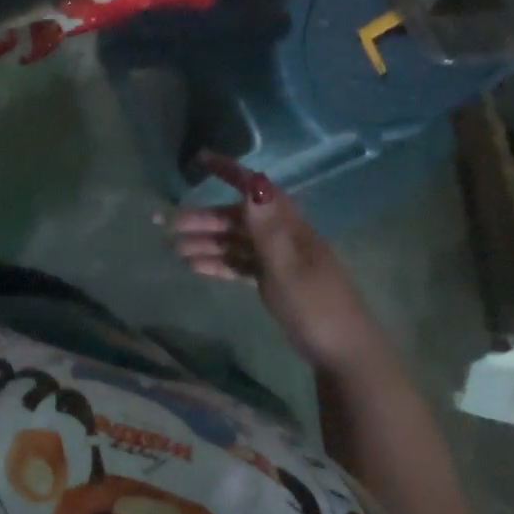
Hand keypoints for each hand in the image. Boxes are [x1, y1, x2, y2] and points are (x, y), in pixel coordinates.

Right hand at [167, 153, 390, 373]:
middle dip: (205, 219)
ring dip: (206, 243)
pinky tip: (196, 267)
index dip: (231, 172)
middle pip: (240, 220)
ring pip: (236, 243)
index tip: (201, 159)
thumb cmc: (316, 309)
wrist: (344, 355)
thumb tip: (253, 182)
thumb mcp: (287, 268)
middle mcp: (286, 240)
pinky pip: (241, 265)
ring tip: (175, 250)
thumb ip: (266, 227)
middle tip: (169, 225)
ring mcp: (281, 262)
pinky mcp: (276, 283)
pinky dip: (219, 263)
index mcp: (292, 230)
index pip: (259, 191)